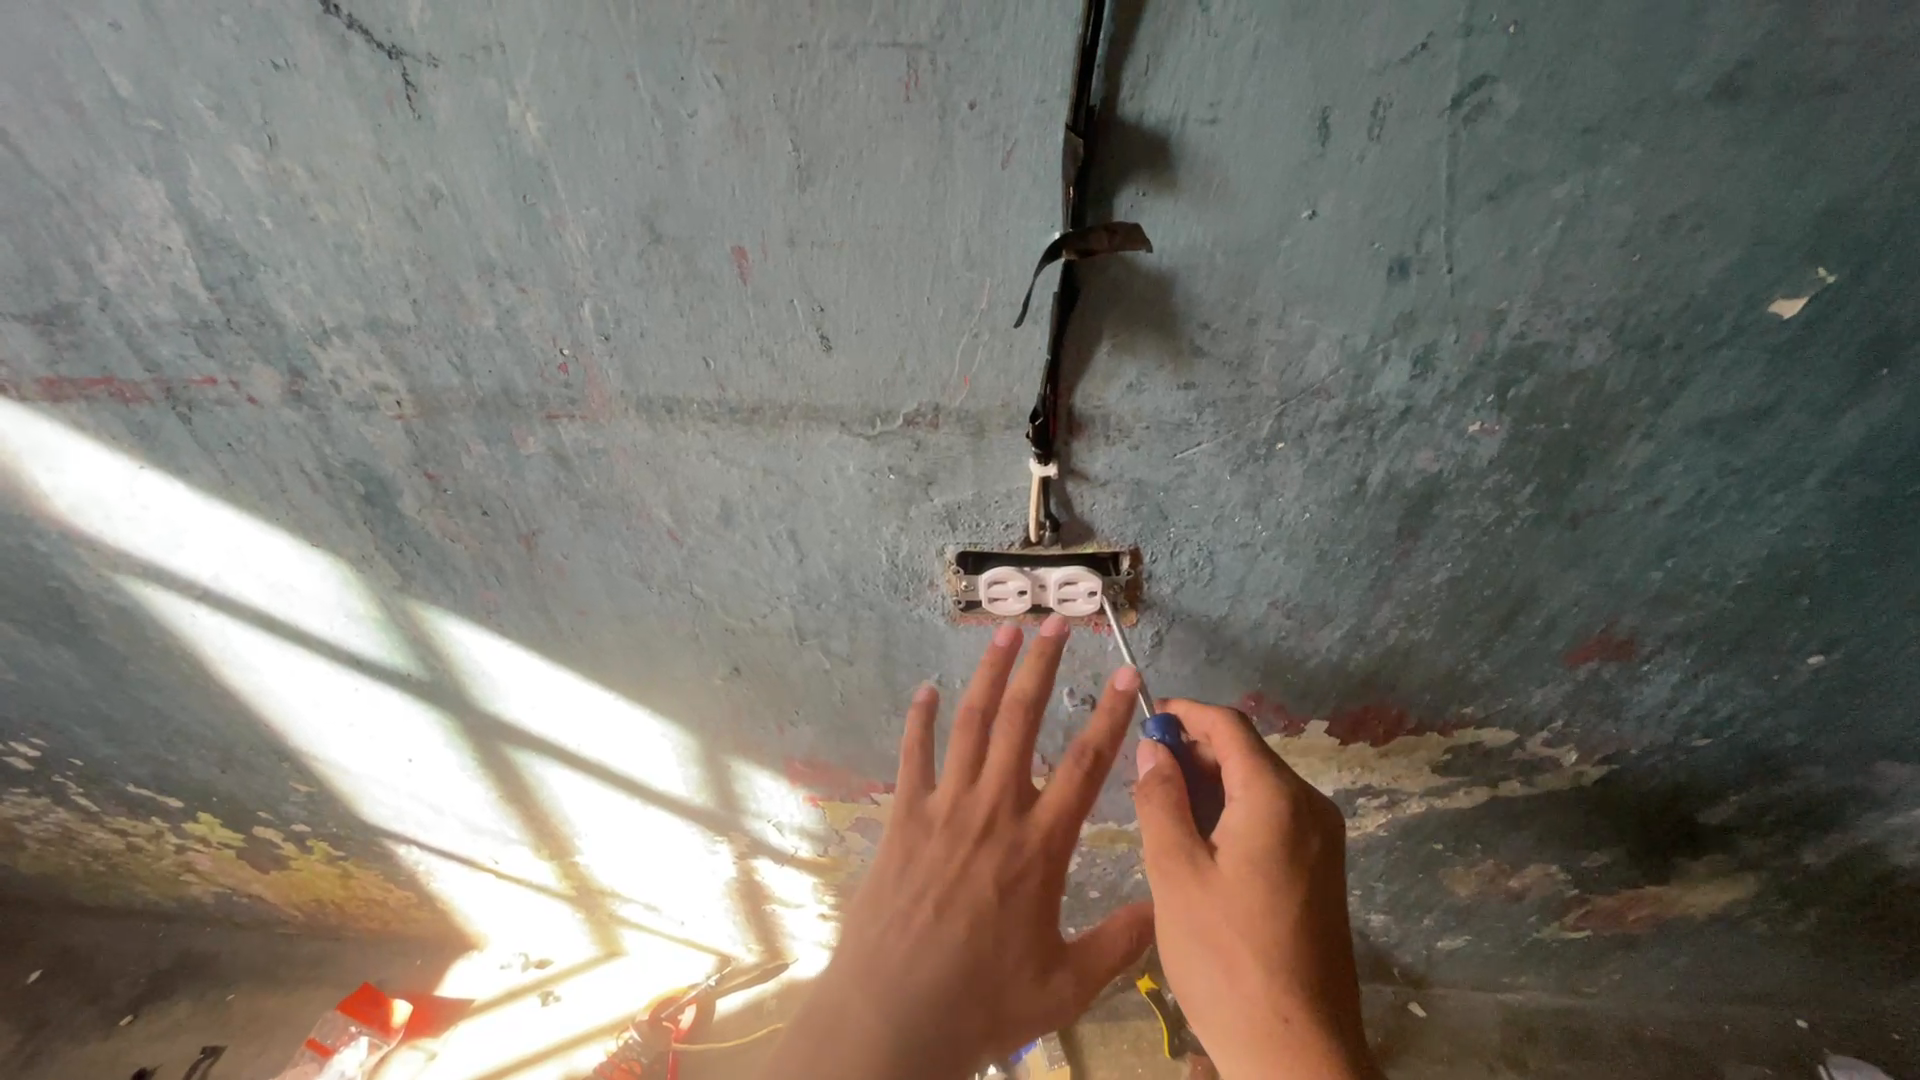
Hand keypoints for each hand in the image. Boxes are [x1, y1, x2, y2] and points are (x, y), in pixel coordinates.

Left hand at [772, 617, 1154, 1078]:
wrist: (894, 1013)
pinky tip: (925, 688)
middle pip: (1022, 720)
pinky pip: (912, 755)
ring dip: (990, 674)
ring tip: (1004, 632)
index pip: (1085, 763)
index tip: (1129, 673)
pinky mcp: (903, 817)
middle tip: (1058, 622)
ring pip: (971, 724)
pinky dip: (919, 719)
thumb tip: (1165, 906)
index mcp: (1039, 844)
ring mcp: (943, 807)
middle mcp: (994, 810)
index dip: (1111, 714)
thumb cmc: (984, 1000)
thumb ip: (1120, 942)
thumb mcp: (1066, 984)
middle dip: (1043, 666)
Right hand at [1132, 700, 1376, 1078]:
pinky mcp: (1320, 870)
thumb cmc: (1226, 959)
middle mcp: (1309, 807)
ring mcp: (1321, 841)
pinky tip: (1196, 845)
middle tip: (1142, 778)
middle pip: (1245, 753)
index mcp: (1276, 798)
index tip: (1142, 722)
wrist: (1298, 1055)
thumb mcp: (1175, 873)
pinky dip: (1230, 814)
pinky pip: (1271, 818)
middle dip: (1192, 753)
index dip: (1183, 713)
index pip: (1228, 724)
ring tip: (1160, 814)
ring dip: (1208, 786)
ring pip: (1256, 786)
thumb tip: (1154, 747)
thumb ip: (1161, 799)